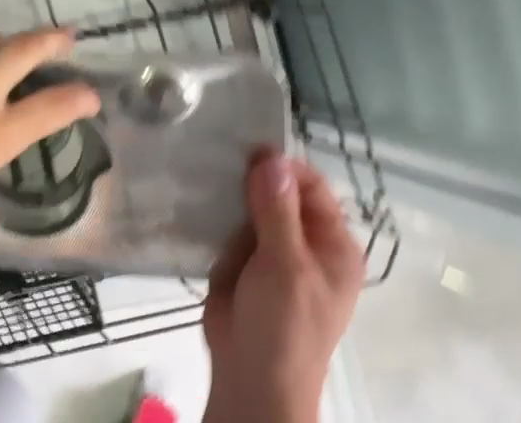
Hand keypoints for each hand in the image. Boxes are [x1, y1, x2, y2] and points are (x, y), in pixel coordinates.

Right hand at [202, 152, 365, 422]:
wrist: (251, 373)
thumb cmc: (284, 324)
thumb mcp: (286, 266)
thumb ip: (277, 212)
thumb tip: (270, 158)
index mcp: (332, 244)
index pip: (311, 188)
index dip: (282, 167)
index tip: (246, 148)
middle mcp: (303, 242)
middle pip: (278, 192)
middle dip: (249, 174)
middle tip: (213, 148)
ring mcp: (269, 250)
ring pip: (248, 204)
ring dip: (226, 189)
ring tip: (194, 162)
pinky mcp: (238, 258)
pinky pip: (225, 223)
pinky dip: (210, 209)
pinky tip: (188, 190)